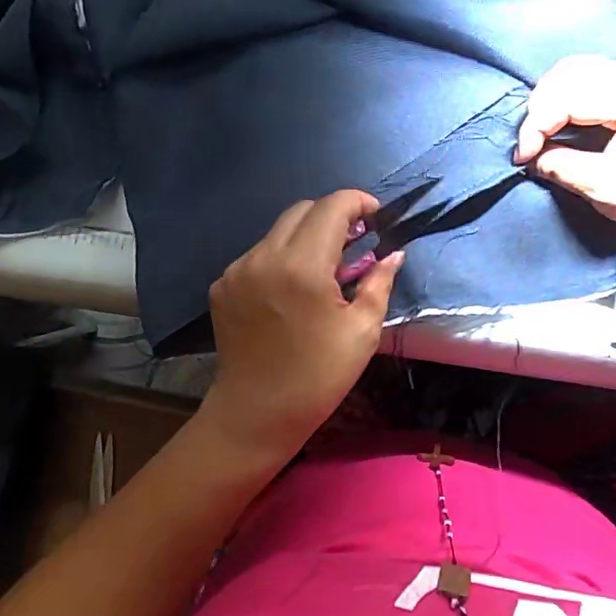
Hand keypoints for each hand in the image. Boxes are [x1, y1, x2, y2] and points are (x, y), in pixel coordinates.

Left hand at [202, 190, 403, 458]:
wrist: (256, 413)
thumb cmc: (318, 377)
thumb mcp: (362, 332)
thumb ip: (378, 283)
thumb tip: (393, 254)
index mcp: (302, 266)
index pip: (332, 207)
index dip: (358, 202)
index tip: (375, 218)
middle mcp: (263, 257)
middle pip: (302, 211)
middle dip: (332, 216)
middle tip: (355, 243)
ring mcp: (237, 270)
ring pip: (277, 232)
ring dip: (305, 238)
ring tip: (324, 270)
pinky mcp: (222, 285)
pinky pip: (257, 255)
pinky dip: (280, 259)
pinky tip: (291, 291)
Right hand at [514, 54, 615, 270]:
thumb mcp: (605, 187)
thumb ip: (560, 165)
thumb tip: (533, 157)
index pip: (568, 93)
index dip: (536, 123)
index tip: (523, 156)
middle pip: (572, 72)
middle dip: (541, 107)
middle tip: (529, 144)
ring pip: (581, 77)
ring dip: (553, 104)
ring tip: (541, 138)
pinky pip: (593, 91)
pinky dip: (569, 107)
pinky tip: (560, 131)